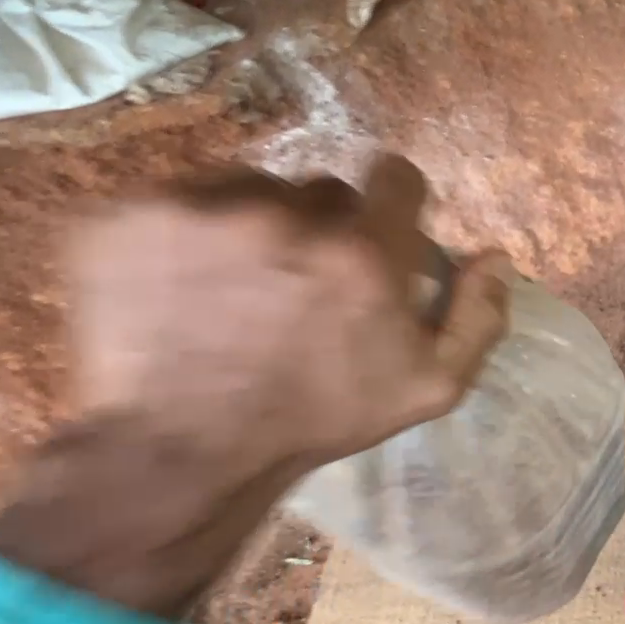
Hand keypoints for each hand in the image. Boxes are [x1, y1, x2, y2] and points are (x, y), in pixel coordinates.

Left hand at [67, 155, 508, 475]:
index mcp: (365, 253)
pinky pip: (181, 198)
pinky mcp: (128, 213)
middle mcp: (286, 214)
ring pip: (251, 188)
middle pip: (324, 191)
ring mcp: (200, 208)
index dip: (396, 204)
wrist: (188, 446)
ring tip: (245, 288)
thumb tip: (496, 256)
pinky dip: (192, 234)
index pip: (396, 177)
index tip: (382, 236)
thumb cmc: (324, 417)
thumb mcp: (432, 387)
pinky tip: (192, 287)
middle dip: (328, 229)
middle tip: (309, 285)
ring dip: (260, 225)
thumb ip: (478, 319)